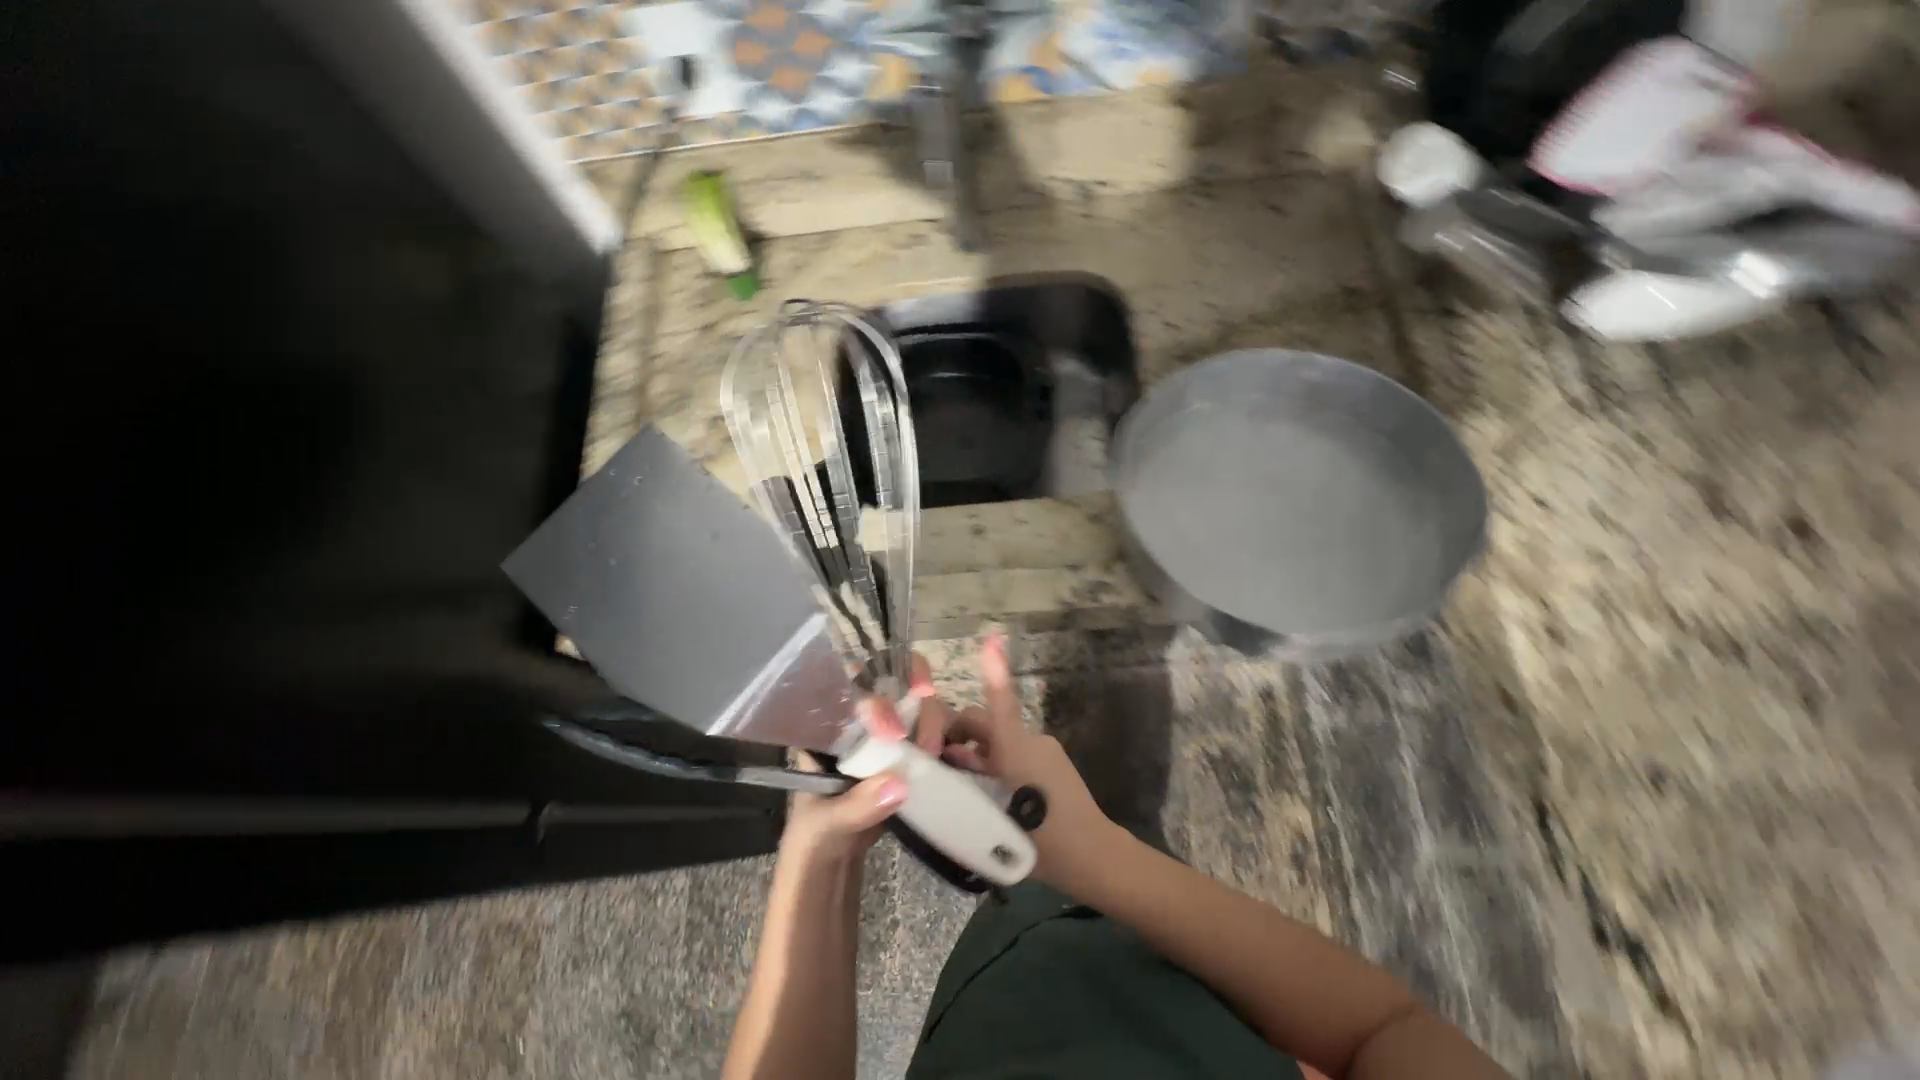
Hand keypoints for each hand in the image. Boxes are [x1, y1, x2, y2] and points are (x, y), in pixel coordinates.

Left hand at [777, 655, 944, 865]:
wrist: (830, 871)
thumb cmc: (813, 840)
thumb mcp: (825, 824)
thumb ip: (857, 806)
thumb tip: (899, 783)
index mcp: (829, 726)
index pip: (854, 684)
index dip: (883, 683)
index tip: (909, 705)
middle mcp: (862, 725)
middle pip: (898, 691)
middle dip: (921, 707)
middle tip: (930, 745)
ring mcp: (888, 743)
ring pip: (921, 713)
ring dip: (939, 726)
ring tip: (948, 756)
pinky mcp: (909, 764)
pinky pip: (936, 744)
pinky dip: (952, 748)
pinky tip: (964, 761)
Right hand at [938, 630, 1119, 894]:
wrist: (1094, 858)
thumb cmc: (1041, 844)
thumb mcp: (990, 823)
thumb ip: (961, 791)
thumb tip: (938, 772)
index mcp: (1016, 752)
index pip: (1000, 704)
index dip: (994, 673)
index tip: (992, 640)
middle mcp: (1031, 742)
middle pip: (983, 722)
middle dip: (955, 733)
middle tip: (934, 763)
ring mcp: (1044, 751)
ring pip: (997, 741)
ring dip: (973, 753)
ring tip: (955, 785)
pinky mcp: (1051, 764)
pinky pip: (1013, 754)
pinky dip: (994, 764)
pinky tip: (985, 796)